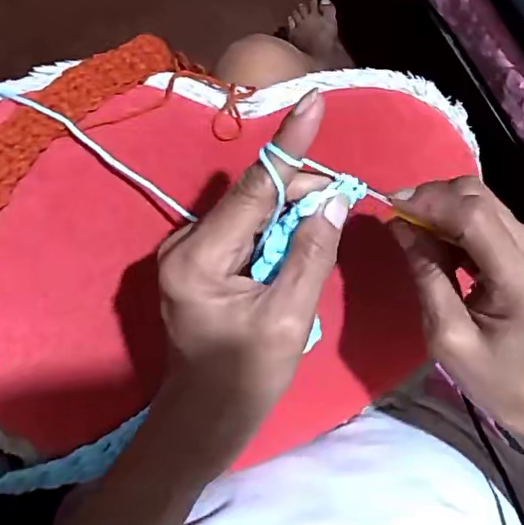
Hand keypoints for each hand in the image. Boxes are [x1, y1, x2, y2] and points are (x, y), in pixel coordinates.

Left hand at [154, 90, 347, 457]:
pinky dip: (277, 233)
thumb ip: (312, 253)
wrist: (200, 424)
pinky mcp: (198, 260)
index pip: (256, 187)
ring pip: (254, 212)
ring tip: (318, 241)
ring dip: (292, 217)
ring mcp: (188, 250)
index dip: (290, 143)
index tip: (313, 100)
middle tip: (339, 209)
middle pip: (257, 196)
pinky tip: (293, 256)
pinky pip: (247, 230)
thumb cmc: (244, 381)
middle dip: (301, 195)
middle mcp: (185, 242)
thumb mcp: (288, 319)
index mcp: (199, 257)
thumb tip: (333, 201)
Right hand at [389, 177, 523, 437]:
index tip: (391, 207)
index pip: (476, 218)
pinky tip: (436, 237)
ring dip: (441, 205)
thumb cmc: (488, 373)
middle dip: (432, 199)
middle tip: (398, 218)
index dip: (432, 203)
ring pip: (480, 197)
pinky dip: (453, 215)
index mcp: (519, 281)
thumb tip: (400, 223)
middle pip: (478, 197)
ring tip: (413, 228)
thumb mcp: (445, 336)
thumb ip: (426, 275)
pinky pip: (484, 210)